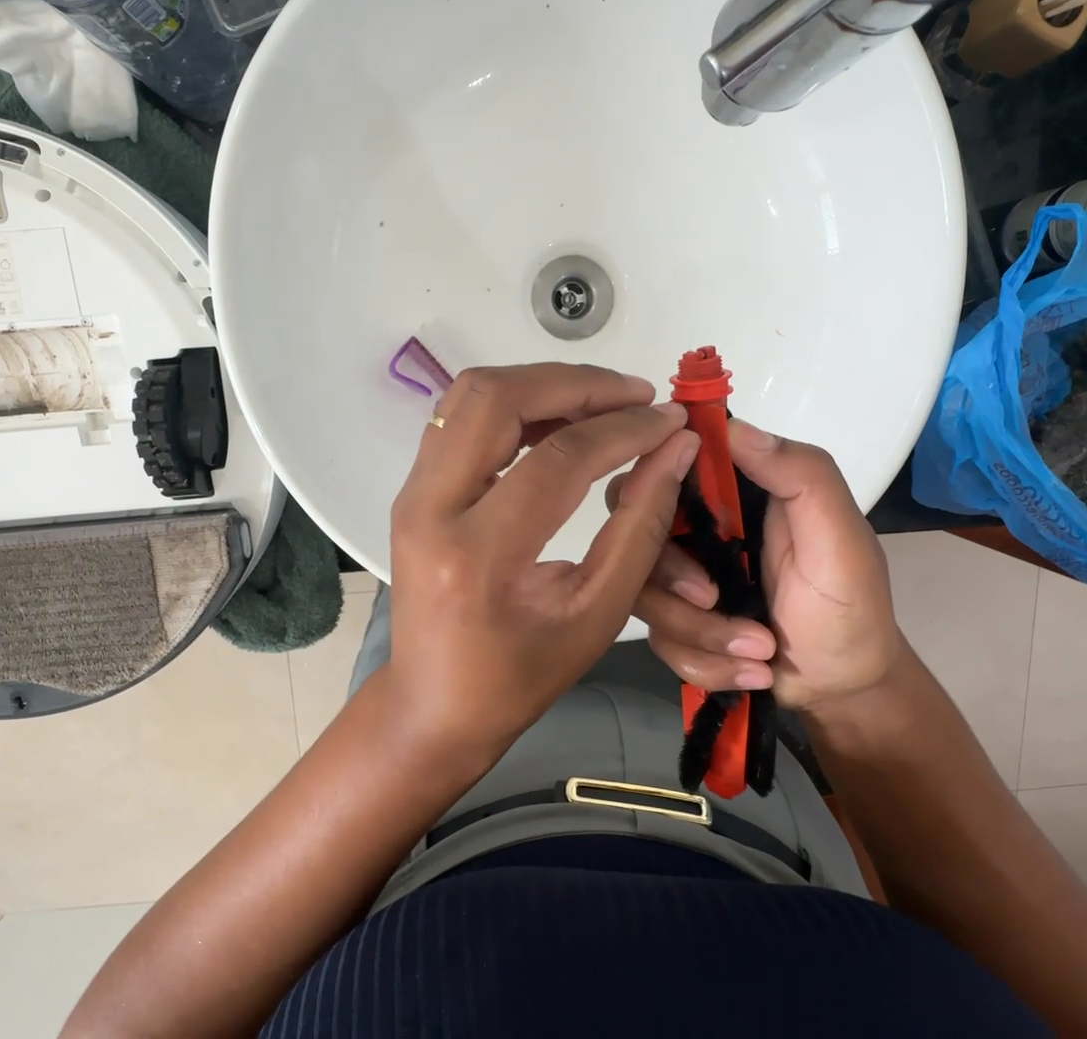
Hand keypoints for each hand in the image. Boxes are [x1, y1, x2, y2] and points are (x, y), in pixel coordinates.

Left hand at [378, 364, 700, 752]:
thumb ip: (640, 527)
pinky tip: (562, 424)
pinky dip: (516, 407)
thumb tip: (674, 447)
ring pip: (472, 397)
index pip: (558, 460)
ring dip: (543, 386)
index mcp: (478, 555)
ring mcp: (412, 494)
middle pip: (497, 399)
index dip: (624, 430)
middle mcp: (430, 509)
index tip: (672, 419)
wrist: (436, 703)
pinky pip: (463, 420)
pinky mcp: (413, 490)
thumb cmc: (520, 675)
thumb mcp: (596, 614)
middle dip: (577, 383)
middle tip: (637, 396)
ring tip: (606, 405)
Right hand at [609, 419, 907, 713]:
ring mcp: (683, 579)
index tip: (673, 516)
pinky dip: (706, 662)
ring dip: (701, 632)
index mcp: (735, 493)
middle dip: (671, 576)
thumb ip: (801, 474)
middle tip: (712, 598)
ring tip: (758, 650)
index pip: (669, 462)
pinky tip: (750, 671)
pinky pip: (660, 639)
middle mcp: (699, 528)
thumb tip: (734, 428)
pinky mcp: (678, 624)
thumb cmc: (850, 605)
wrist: (843, 688)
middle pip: (635, 530)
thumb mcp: (839, 536)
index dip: (655, 480)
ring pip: (644, 593)